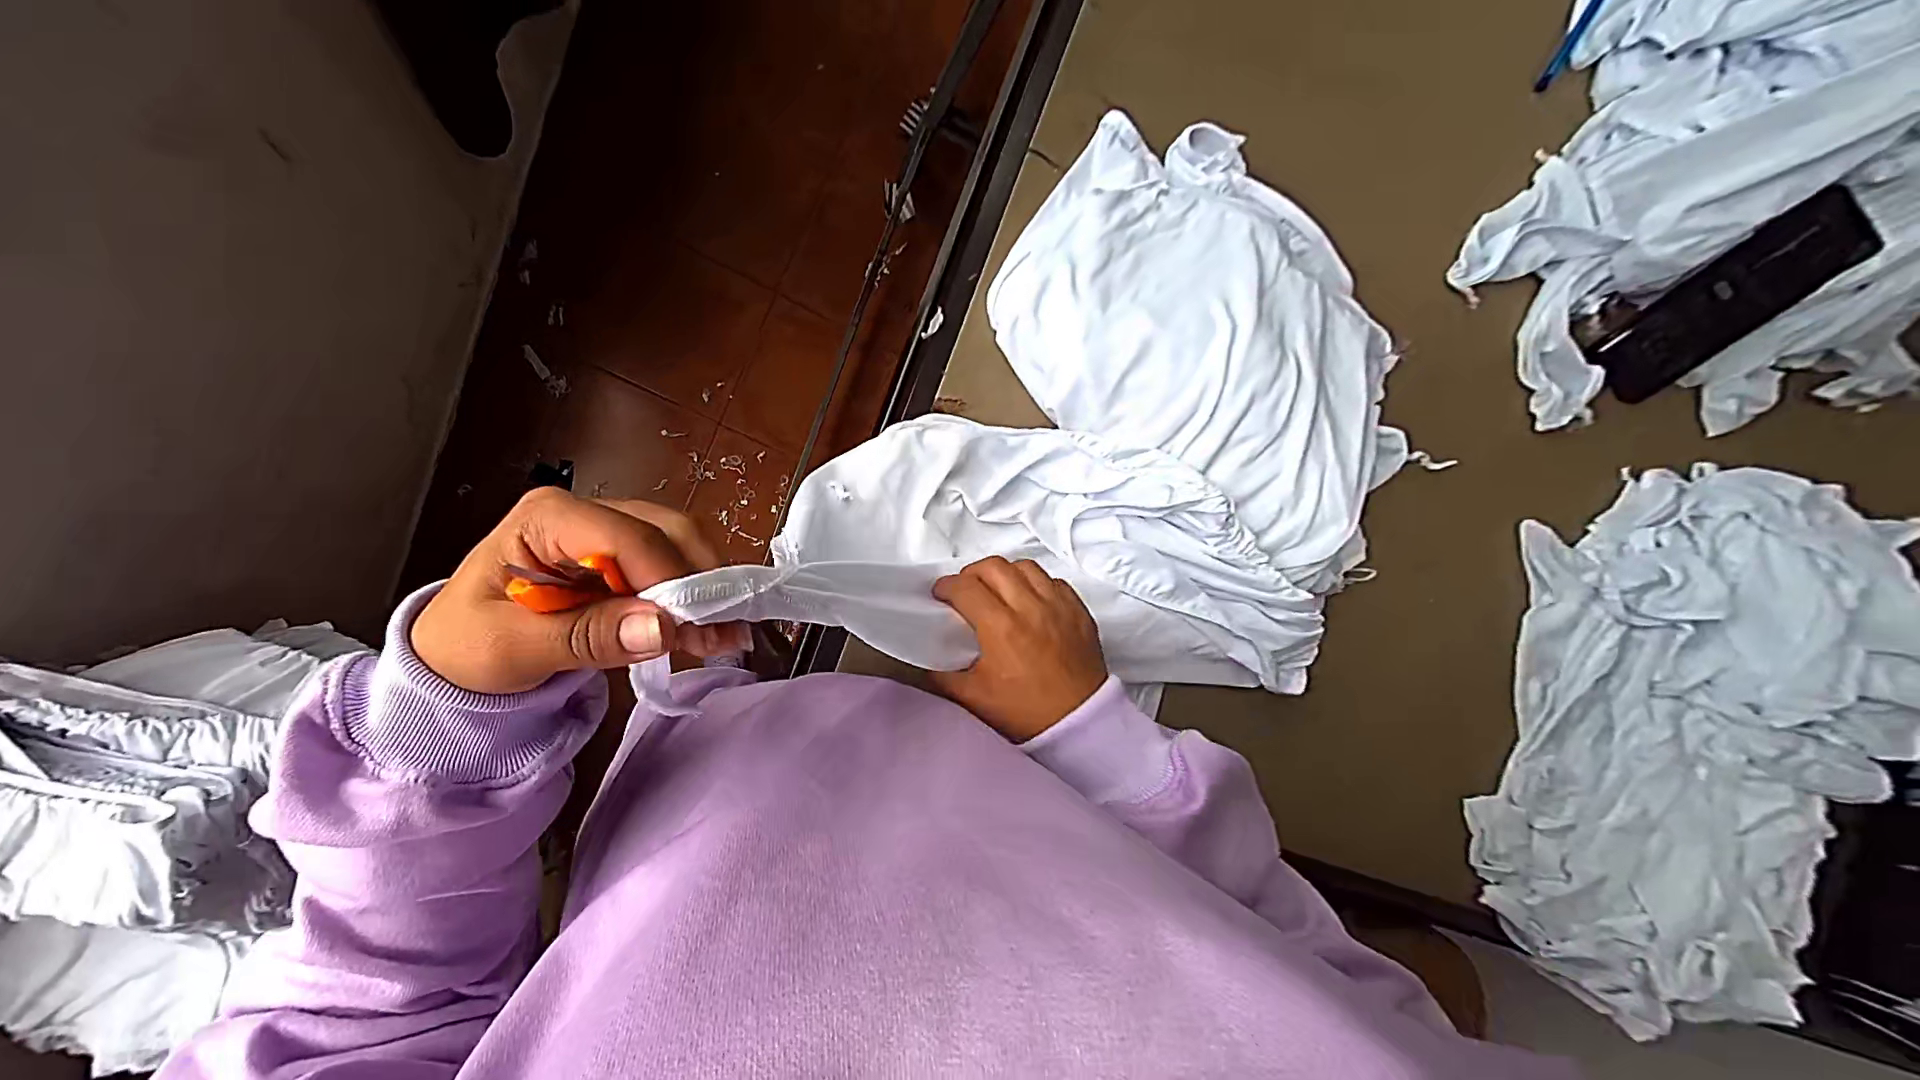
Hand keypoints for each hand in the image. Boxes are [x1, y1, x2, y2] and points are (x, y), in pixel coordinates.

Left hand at [411, 488, 745, 693]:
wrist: (458, 656)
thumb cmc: (468, 646)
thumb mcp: (514, 649)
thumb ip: (587, 637)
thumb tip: (663, 628)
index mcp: (548, 518)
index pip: (627, 538)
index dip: (667, 580)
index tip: (689, 629)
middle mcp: (590, 514)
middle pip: (669, 533)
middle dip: (699, 585)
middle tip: (717, 636)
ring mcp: (615, 532)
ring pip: (685, 547)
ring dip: (707, 594)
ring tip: (716, 639)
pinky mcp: (632, 559)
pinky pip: (681, 568)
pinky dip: (699, 601)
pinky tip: (707, 632)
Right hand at [930, 556, 1107, 741]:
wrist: (1079, 723)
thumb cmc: (1029, 713)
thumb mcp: (974, 698)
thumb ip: (941, 677)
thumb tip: (920, 665)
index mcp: (1002, 628)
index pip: (965, 587)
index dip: (947, 587)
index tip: (942, 594)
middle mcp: (1031, 609)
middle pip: (993, 567)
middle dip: (972, 573)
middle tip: (965, 589)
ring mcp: (1058, 607)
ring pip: (1025, 566)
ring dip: (1005, 573)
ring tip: (997, 589)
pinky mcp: (1078, 611)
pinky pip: (1054, 580)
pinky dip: (1037, 583)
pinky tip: (1029, 599)